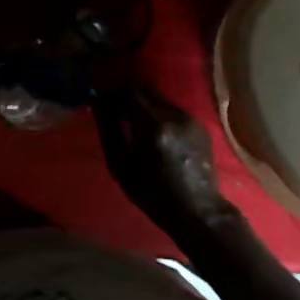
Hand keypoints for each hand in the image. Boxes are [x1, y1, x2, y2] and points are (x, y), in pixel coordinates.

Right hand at [94, 86, 233, 227]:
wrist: (196, 209)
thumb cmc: (152, 193)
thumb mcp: (121, 165)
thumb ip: (109, 129)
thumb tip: (99, 104)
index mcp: (154, 126)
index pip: (130, 91)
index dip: (113, 91)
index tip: (101, 98)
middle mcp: (175, 116)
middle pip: (147, 90)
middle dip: (127, 94)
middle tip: (113, 107)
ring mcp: (191, 119)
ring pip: (160, 98)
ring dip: (143, 104)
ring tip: (131, 121)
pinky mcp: (200, 125)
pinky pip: (172, 110)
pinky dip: (158, 113)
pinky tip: (152, 131)